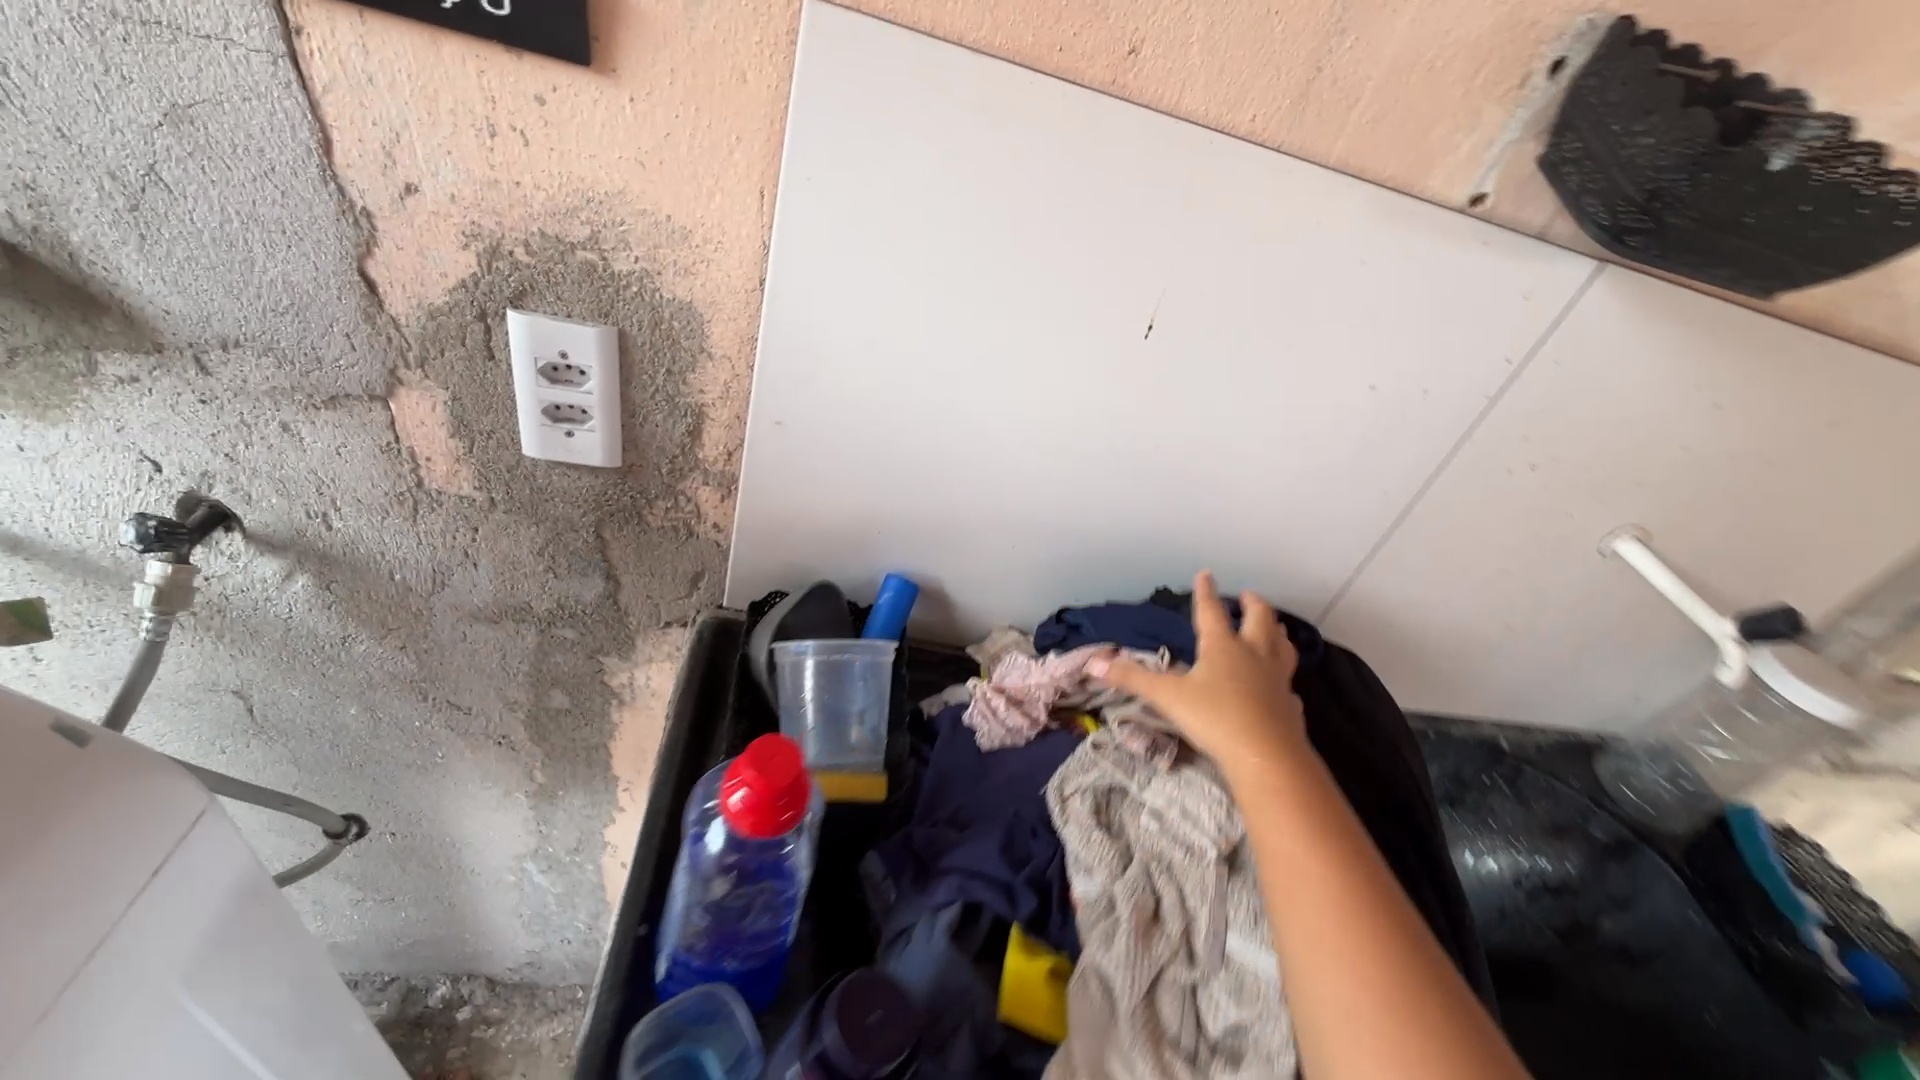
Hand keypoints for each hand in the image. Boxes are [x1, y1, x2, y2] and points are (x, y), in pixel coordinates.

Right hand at [1093, 571, 1307, 770]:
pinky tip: (1283, 685)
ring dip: (1277, 632)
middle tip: (1248, 596)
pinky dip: (1285, 678)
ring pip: (1282, 646)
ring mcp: (1277, 679)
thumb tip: (1094, 662)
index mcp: (1223, 646)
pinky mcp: (1290, 704)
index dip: (1206, 592)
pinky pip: (1289, 684)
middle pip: (1259, 619)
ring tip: (1275, 627)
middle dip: (1253, 604)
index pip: (1212, 611)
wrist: (1266, 756)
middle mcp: (1254, 654)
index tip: (1206, 574)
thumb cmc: (1215, 718)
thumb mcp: (1167, 696)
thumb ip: (1132, 678)